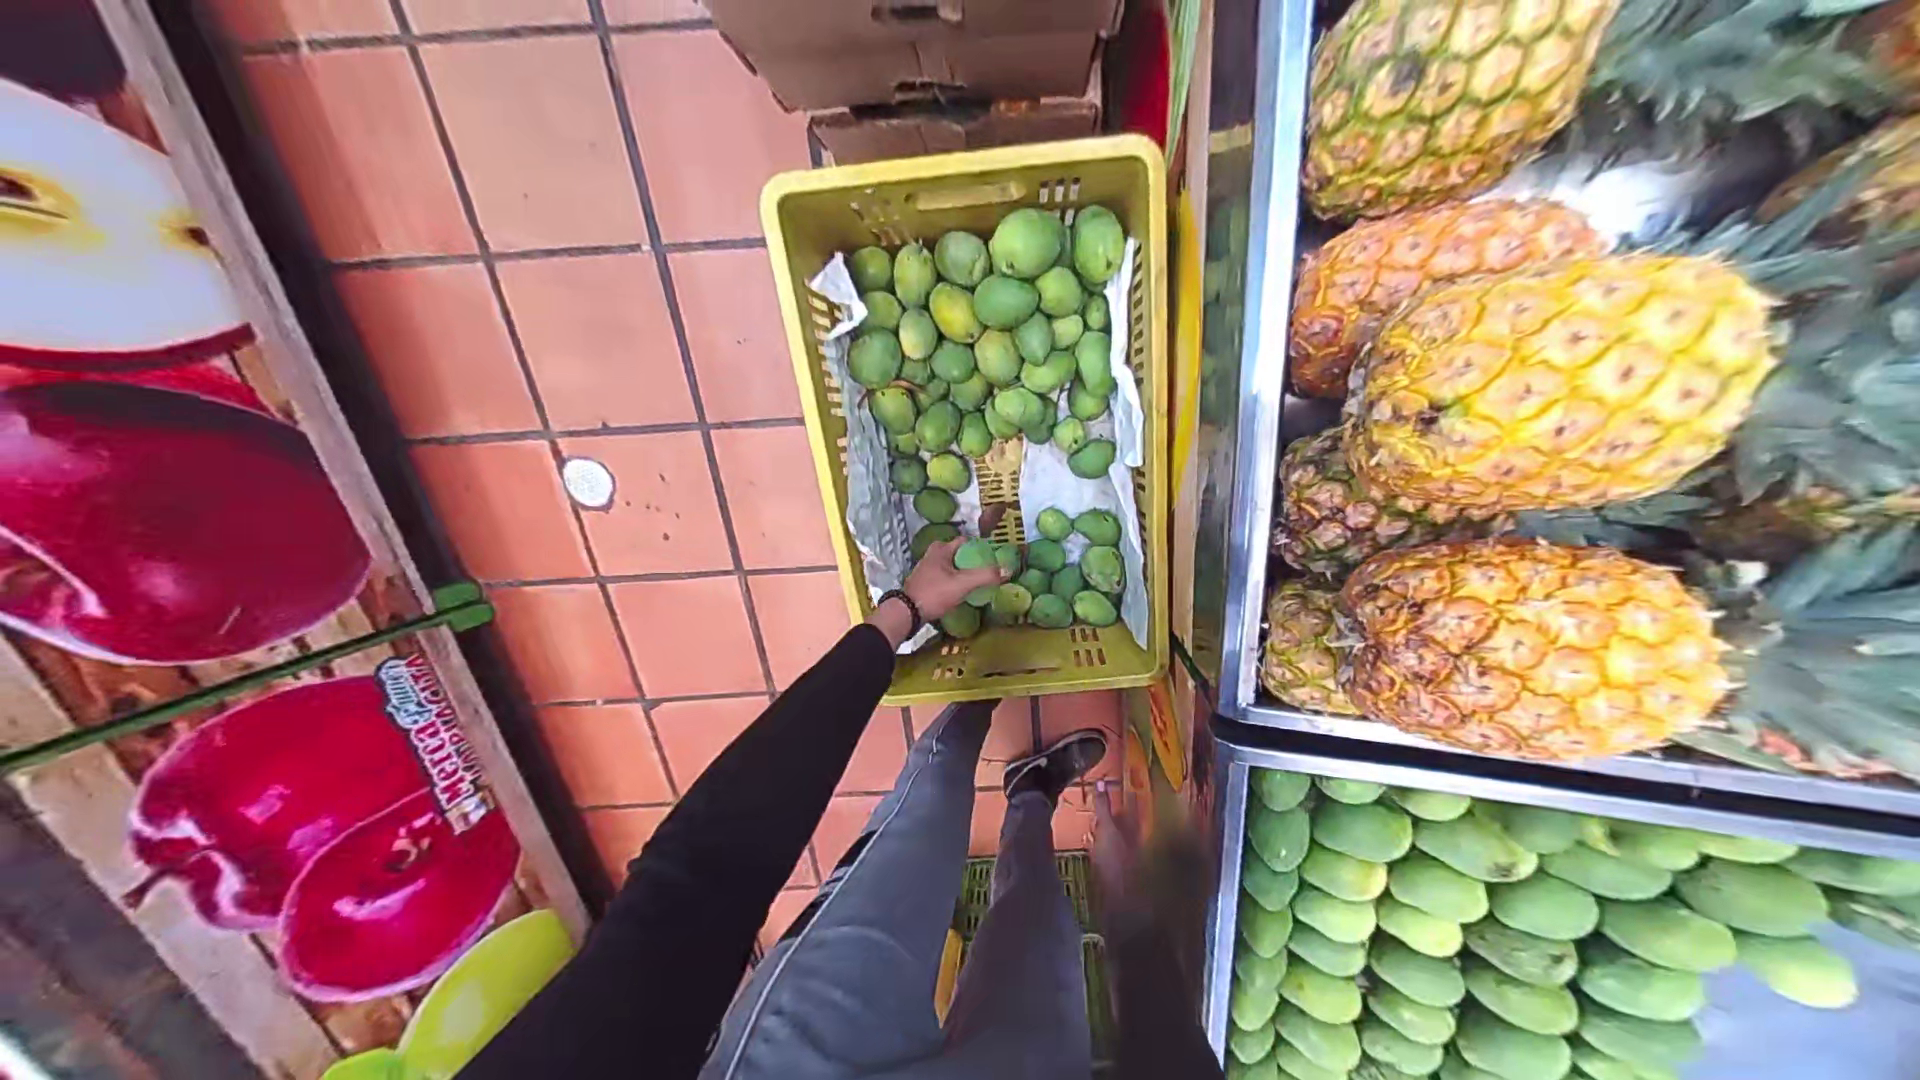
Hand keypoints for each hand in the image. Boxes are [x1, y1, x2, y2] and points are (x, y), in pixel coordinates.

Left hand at [904, 537, 1006, 619]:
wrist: (907, 613)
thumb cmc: (934, 593)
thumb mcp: (962, 584)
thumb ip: (985, 576)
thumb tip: (1007, 570)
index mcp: (941, 549)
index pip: (965, 541)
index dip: (980, 547)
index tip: (992, 557)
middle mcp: (932, 555)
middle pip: (958, 553)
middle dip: (971, 560)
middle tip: (986, 570)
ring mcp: (926, 569)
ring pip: (950, 566)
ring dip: (962, 571)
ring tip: (977, 581)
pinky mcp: (924, 582)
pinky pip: (944, 577)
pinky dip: (953, 580)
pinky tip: (961, 591)